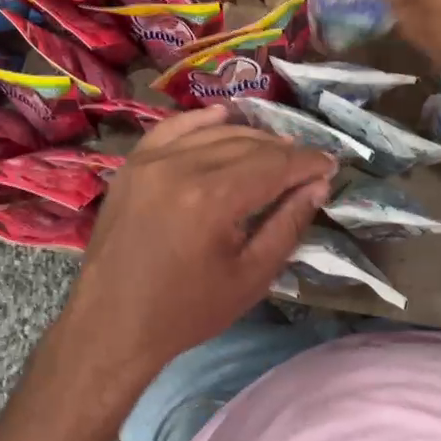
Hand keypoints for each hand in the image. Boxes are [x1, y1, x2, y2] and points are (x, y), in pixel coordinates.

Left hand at [62, 107, 336, 372]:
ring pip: (214, 132)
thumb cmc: (185, 311)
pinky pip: (173, 128)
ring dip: (250, 136)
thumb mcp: (250, 278)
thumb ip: (287, 225)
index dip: (307, 162)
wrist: (110, 325)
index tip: (330, 164)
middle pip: (247, 143)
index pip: (273, 164)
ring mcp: (152, 161)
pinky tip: (223, 115)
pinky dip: (201, 120)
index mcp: (212, 199)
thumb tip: (317, 186)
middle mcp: (181, 167)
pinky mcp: (133, 164)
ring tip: (276, 148)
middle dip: (284, 150)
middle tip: (308, 164)